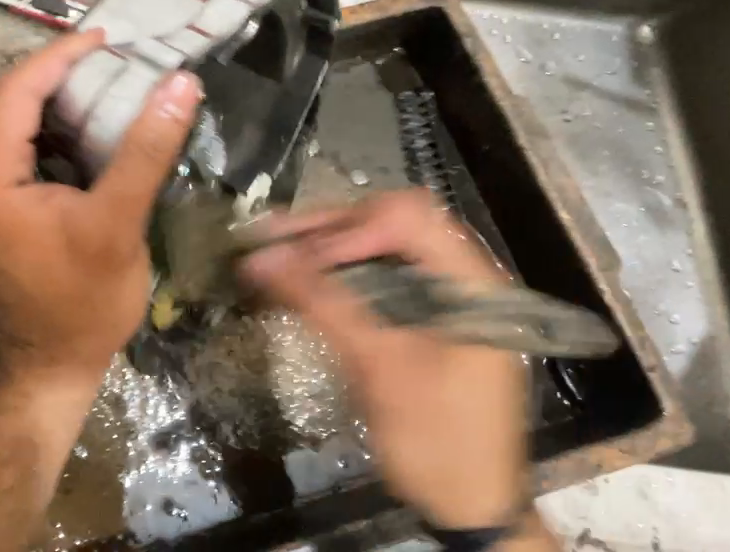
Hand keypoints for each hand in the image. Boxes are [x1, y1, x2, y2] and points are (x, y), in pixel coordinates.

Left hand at [0, 29, 202, 389]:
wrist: (47, 366)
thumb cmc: (83, 302)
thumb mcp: (118, 223)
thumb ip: (145, 148)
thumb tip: (179, 83)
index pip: (14, 90)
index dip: (59, 56)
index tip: (105, 40)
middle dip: (44, 70)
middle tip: (100, 64)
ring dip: (30, 92)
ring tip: (85, 87)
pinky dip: (22, 119)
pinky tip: (65, 125)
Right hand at [240, 188, 530, 530]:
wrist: (471, 511)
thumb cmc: (438, 442)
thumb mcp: (378, 370)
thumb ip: (322, 304)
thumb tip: (258, 257)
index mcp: (471, 283)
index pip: (409, 218)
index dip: (353, 226)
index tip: (304, 256)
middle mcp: (458, 277)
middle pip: (387, 225)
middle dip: (325, 230)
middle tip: (268, 237)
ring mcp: (440, 297)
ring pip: (374, 249)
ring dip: (321, 249)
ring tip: (268, 251)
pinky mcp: (420, 318)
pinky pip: (373, 278)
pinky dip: (333, 275)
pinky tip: (294, 278)